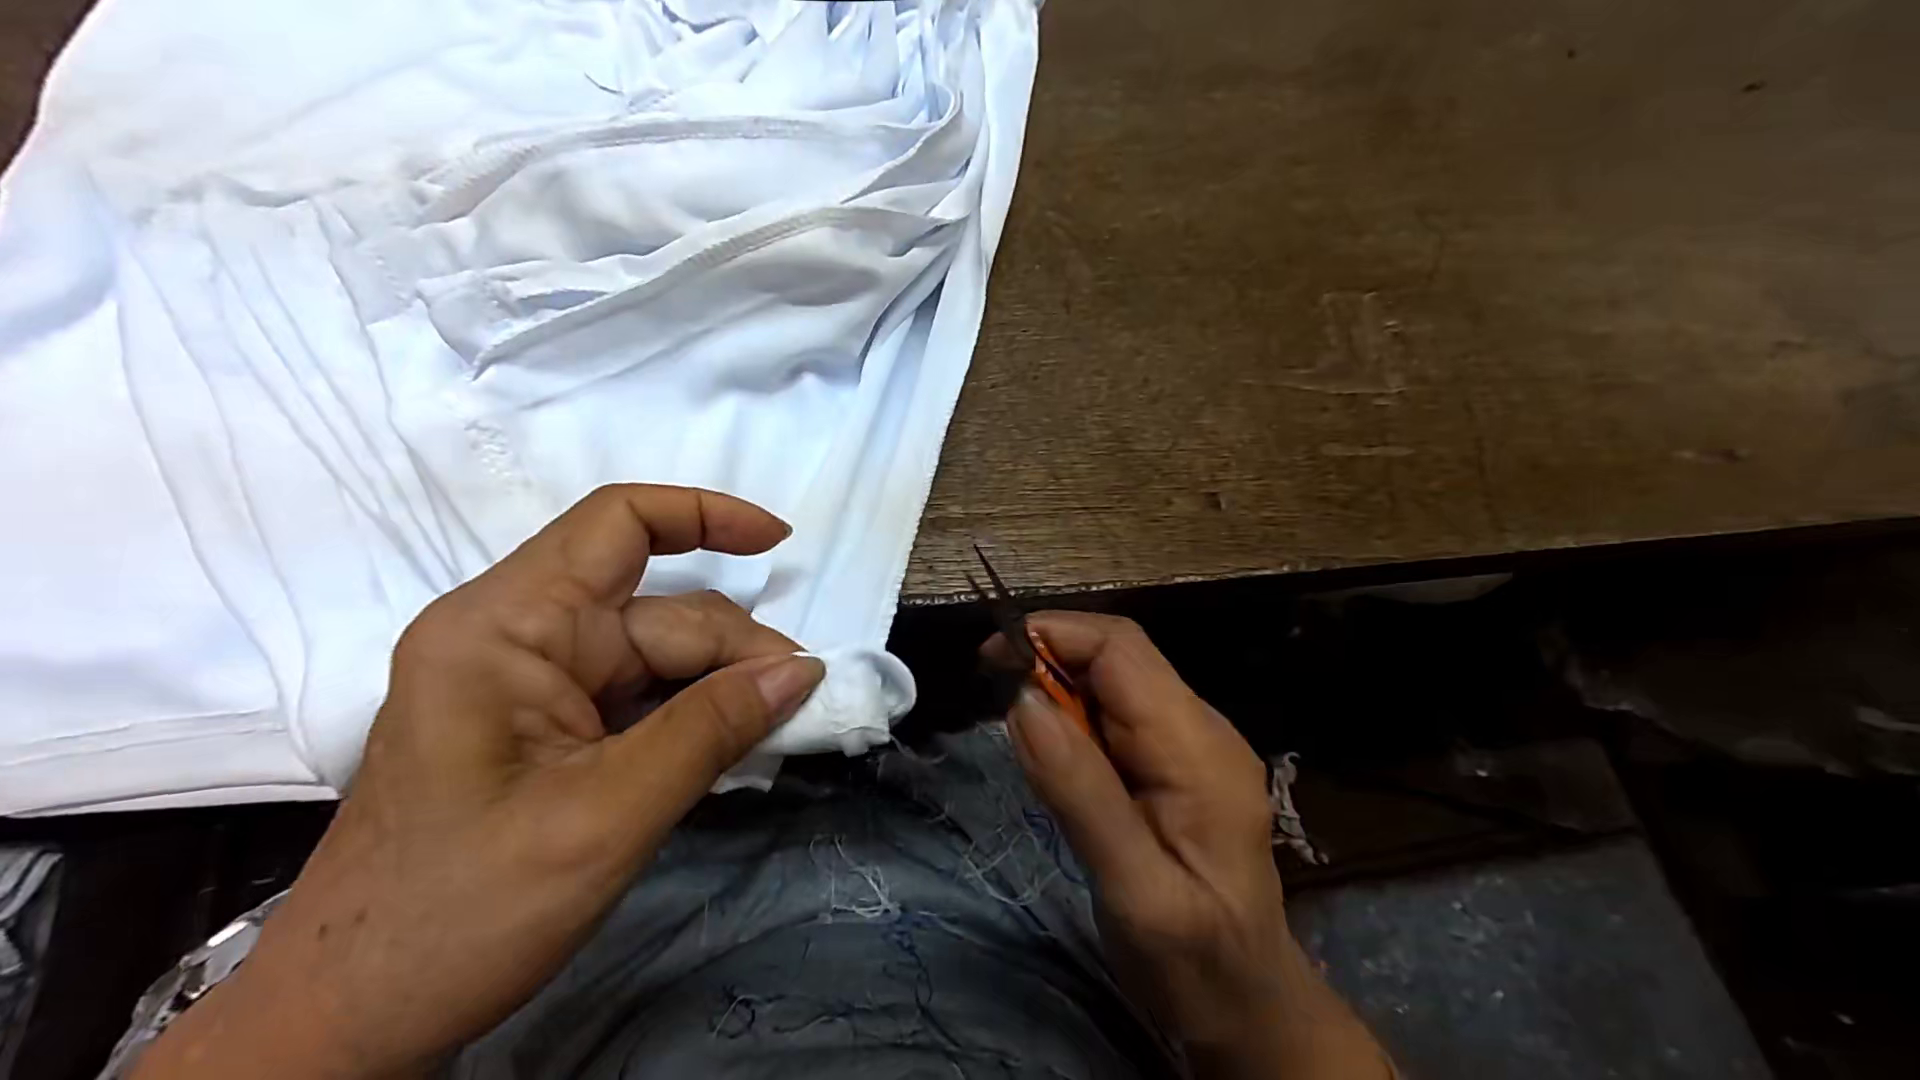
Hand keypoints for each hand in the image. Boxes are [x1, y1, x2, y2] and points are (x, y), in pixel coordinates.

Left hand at [135, 485, 824, 1079]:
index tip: (779, 542)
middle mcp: (520, 636)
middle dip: (735, 652)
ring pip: (661, 658)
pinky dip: (696, 716)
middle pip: (661, 612)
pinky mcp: (551, 726)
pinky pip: (645, 697)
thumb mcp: (605, 816)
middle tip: (802, 702)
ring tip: (775, 731)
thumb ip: (711, 730)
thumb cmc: (459, 914)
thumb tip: (802, 671)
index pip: (617, 525)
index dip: (706, 515)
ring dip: (723, 690)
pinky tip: (734, 745)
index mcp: (506, 627)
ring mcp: (536, 683)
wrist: (354, 1019)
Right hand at [987, 613, 1388, 1079]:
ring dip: (1059, 688)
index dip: (1054, 635)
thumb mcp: (1134, 890)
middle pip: (1118, 656)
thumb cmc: (1196, 962)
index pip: (1121, 650)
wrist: (1250, 1006)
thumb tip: (1023, 701)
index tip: (992, 660)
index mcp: (1198, 749)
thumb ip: (1081, 792)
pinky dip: (1073, 716)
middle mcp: (1200, 728)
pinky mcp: (1174, 761)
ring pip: (1114, 681)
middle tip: (996, 695)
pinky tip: (1055, 754)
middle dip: (1051, 658)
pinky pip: (1116, 713)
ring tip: (1020, 733)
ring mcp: (1191, 742)